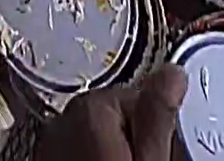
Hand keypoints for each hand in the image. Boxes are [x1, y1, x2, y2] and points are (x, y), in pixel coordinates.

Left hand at [37, 66, 187, 160]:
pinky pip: (82, 151)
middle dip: (139, 146)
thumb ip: (158, 117)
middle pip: (121, 120)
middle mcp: (68, 114)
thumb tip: (174, 71)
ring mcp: (55, 141)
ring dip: (117, 155)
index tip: (167, 157)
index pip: (142, 99)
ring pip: (102, 139)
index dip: (162, 134)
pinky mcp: (50, 160)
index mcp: (93, 106)